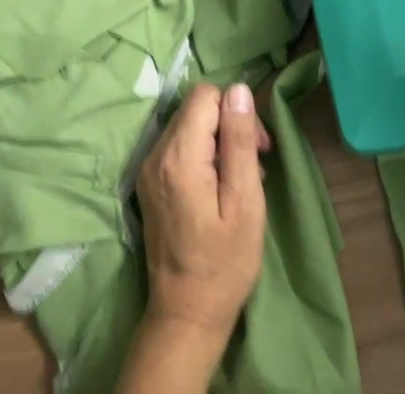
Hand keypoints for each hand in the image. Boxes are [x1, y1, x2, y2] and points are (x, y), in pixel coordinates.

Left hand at [135, 83, 269, 336]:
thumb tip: (239, 90)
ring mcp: (148, 170)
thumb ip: (239, 141)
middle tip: (254, 166)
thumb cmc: (225, 262)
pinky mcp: (149, 183)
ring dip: (218, 144)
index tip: (257, 148)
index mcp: (178, 156)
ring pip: (188, 127)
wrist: (186, 312)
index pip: (205, 95)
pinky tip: (219, 190)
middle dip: (229, 126)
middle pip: (196, 108)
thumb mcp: (244, 200)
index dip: (236, 112)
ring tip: (238, 183)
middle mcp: (155, 155)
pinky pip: (179, 148)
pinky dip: (203, 157)